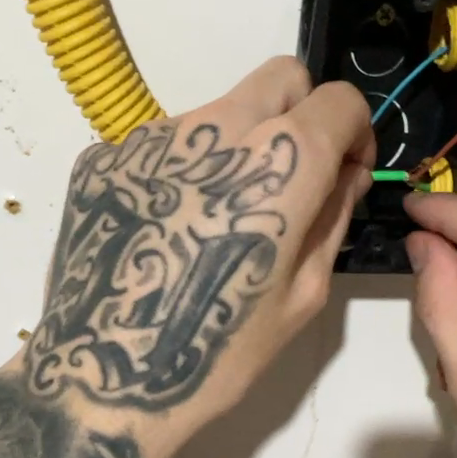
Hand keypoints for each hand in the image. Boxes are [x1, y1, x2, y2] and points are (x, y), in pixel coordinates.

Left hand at [25, 57, 372, 457]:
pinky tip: (165, 234)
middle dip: (301, 114)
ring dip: (235, 148)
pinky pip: (163, 147)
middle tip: (289, 180)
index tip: (343, 172)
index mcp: (279, 163)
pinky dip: (181, 173)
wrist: (103, 378)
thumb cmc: (216, 351)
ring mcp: (150, 138)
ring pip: (215, 113)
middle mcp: (215, 129)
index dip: (354, 132)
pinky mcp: (102, 159)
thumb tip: (343, 172)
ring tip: (213, 224)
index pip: (338, 100)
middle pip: (278, 79)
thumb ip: (332, 217)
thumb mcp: (301, 297)